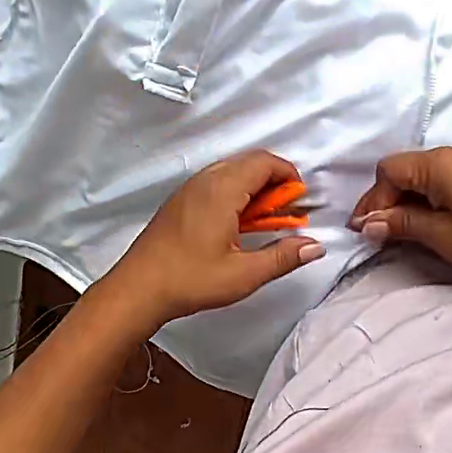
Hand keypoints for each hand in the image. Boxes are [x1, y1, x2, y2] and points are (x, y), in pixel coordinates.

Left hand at [99, 151, 324, 330]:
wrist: (136, 290)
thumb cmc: (188, 280)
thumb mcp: (244, 274)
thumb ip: (284, 257)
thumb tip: (315, 246)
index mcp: (222, 189)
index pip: (265, 162)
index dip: (289, 176)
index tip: (299, 202)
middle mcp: (206, 180)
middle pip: (251, 161)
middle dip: (276, 181)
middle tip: (286, 211)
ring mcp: (190, 188)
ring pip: (234, 170)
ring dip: (256, 187)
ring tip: (265, 220)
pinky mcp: (181, 200)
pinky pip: (217, 181)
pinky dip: (237, 192)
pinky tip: (238, 225)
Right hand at [349, 145, 451, 290]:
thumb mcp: (444, 237)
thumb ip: (403, 224)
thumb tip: (369, 223)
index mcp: (440, 162)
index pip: (388, 170)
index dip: (372, 200)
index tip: (364, 232)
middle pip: (406, 169)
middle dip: (388, 200)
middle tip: (380, 235)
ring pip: (426, 176)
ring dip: (410, 201)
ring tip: (404, 234)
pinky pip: (447, 181)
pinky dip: (431, 200)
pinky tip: (433, 225)